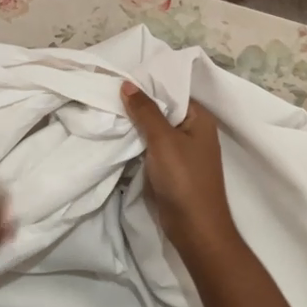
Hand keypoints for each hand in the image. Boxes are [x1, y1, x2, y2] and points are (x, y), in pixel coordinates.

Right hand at [122, 83, 238, 255]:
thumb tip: (127, 84)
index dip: (147, 84)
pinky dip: (136, 139)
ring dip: (134, 122)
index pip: (172, 90)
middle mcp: (193, 130)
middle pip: (162, 108)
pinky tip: (116, 132)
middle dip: (138, 102)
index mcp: (200, 118)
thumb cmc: (184, 180)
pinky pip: (150, 144)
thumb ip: (145, 110)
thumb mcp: (163, 140)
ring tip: (107, 107)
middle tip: (107, 90)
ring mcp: (182, 149)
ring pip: (154, 127)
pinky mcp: (170, 166)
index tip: (119, 77)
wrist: (194, 228)